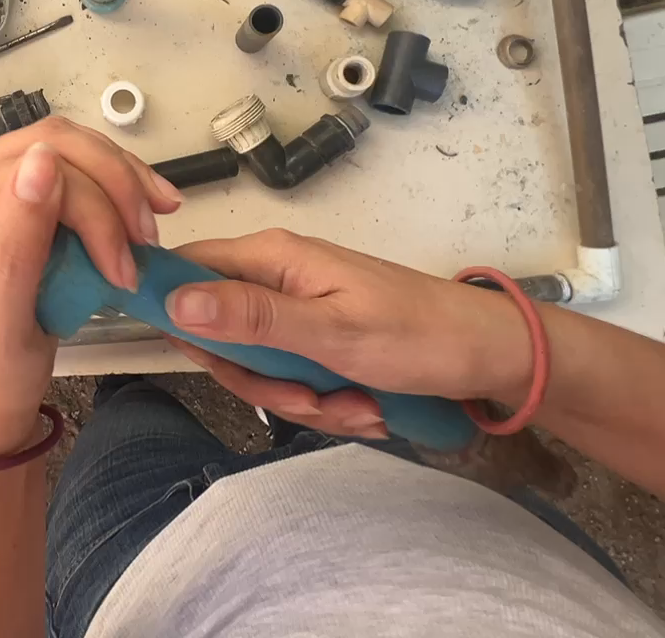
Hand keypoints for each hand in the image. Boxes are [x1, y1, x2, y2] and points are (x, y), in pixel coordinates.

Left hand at [0, 118, 181, 458]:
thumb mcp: (1, 319)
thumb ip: (15, 242)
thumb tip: (42, 160)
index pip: (28, 174)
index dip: (89, 208)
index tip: (124, 267)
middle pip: (52, 142)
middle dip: (112, 183)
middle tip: (146, 240)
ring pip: (72, 145)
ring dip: (123, 178)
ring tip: (152, 227)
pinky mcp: (27, 189)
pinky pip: (80, 162)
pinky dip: (120, 181)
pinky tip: (149, 206)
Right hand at [165, 230, 534, 438]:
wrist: (492, 355)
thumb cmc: (417, 334)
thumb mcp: (331, 331)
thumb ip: (250, 316)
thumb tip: (175, 300)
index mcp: (270, 258)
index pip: (187, 267)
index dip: (173, 306)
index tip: (194, 354)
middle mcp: (273, 276)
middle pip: (216, 329)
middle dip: (257, 377)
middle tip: (306, 398)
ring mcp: (293, 308)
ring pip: (254, 361)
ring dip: (296, 396)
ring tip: (352, 406)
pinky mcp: (313, 336)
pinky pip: (287, 374)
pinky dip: (318, 399)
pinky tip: (361, 406)